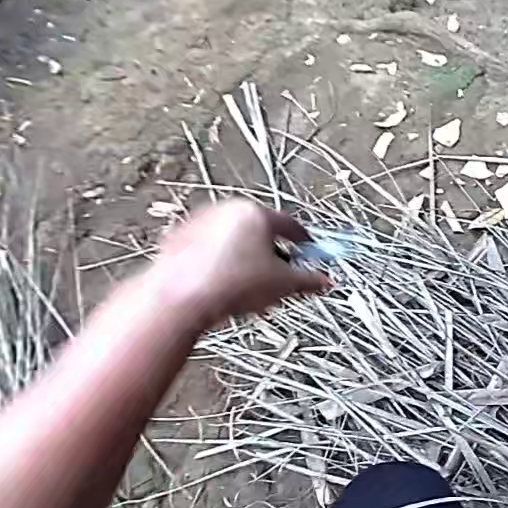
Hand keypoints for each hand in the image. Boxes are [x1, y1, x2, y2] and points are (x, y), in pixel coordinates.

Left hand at [153, 201, 329, 326]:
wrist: (182, 298)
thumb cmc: (233, 285)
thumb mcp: (284, 285)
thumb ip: (310, 280)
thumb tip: (326, 281)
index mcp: (257, 213)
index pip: (291, 226)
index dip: (305, 244)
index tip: (309, 255)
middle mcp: (228, 209)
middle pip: (262, 231)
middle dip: (275, 255)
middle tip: (281, 277)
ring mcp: (201, 221)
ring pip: (236, 240)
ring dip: (249, 260)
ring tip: (253, 287)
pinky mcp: (181, 238)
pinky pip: (212, 249)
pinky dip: (224, 263)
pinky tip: (227, 287)